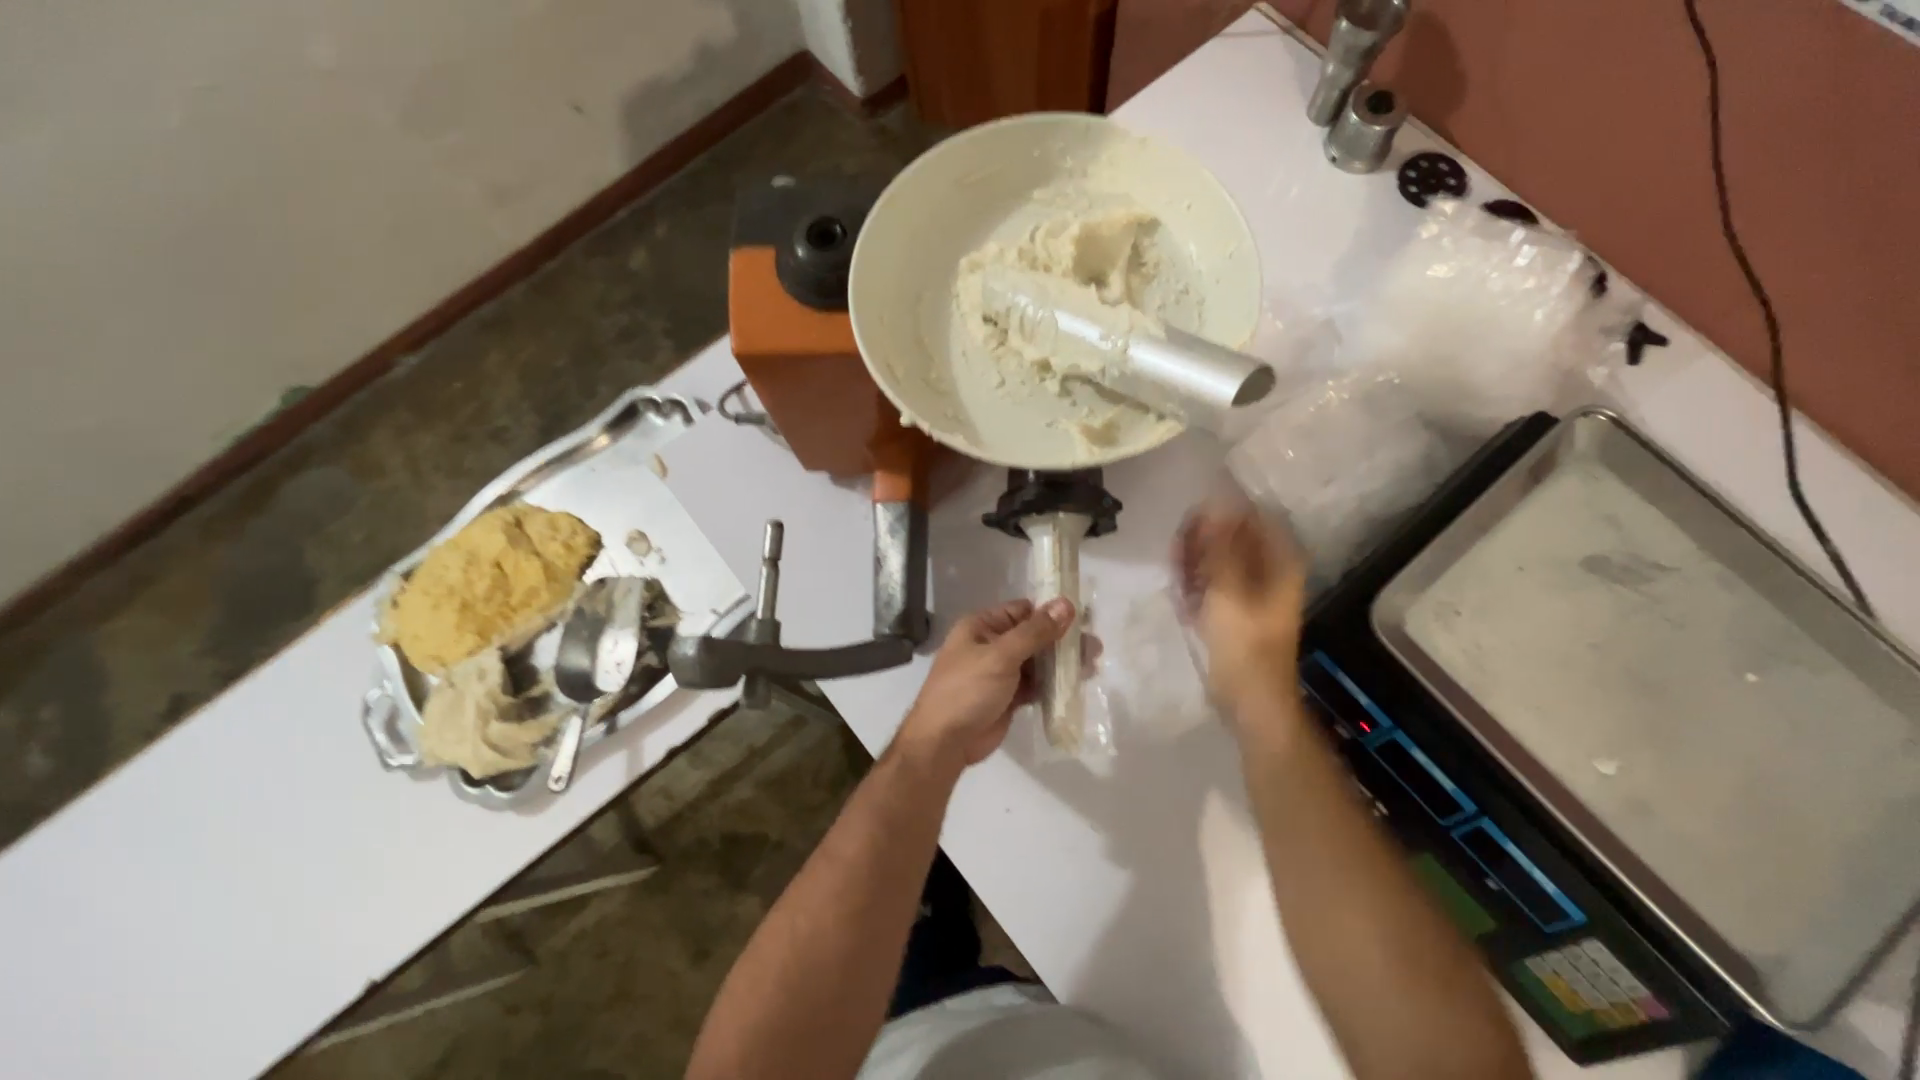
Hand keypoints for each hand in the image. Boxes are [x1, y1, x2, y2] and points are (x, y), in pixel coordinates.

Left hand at [896, 598, 1075, 772]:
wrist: (945, 742)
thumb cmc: (967, 690)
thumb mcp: (1001, 656)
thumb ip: (1035, 632)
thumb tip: (1065, 604)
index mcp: (981, 627)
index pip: (1022, 611)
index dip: (1050, 612)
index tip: (1082, 617)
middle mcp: (990, 645)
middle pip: (1033, 637)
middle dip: (1062, 641)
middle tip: (1095, 647)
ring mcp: (1000, 673)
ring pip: (1037, 662)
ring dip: (1062, 663)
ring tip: (1093, 664)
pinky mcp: (1008, 697)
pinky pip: (1036, 684)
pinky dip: (1054, 684)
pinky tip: (1078, 683)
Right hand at [1174, 499, 1307, 723]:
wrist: (1251, 701)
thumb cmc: (1244, 645)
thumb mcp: (1229, 589)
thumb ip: (1220, 544)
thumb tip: (1217, 500)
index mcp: (1278, 559)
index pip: (1248, 514)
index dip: (1216, 514)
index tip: (1187, 526)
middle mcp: (1268, 568)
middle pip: (1229, 536)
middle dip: (1200, 542)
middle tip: (1176, 558)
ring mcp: (1251, 589)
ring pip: (1216, 559)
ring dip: (1193, 566)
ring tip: (1179, 585)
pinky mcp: (1235, 609)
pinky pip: (1211, 583)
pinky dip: (1195, 588)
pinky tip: (1183, 603)